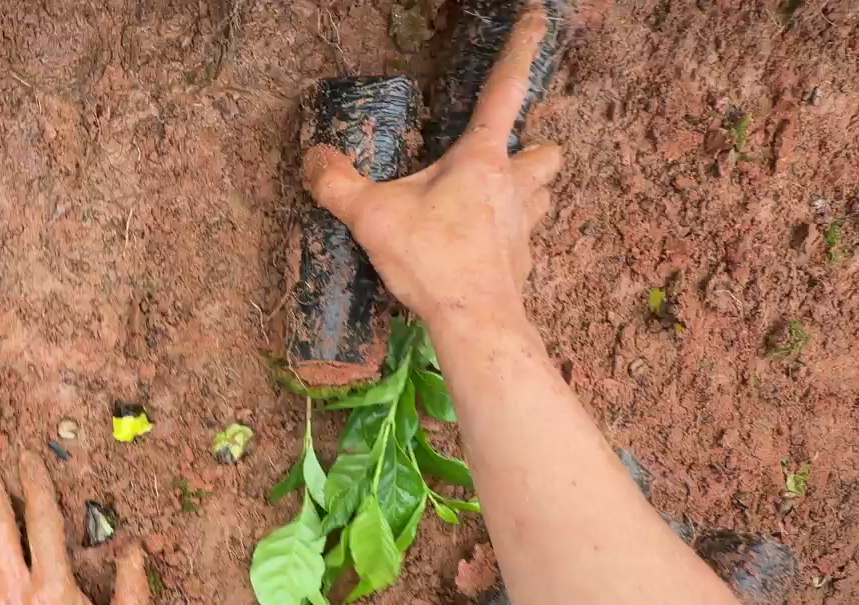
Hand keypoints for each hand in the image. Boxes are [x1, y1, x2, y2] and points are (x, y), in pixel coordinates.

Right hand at [301, 9, 561, 329]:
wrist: (473, 321)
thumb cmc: (432, 260)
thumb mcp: (373, 218)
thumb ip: (338, 185)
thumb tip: (313, 159)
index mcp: (480, 159)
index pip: (506, 89)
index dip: (521, 49)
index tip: (536, 18)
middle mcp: (512, 186)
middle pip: (546, 153)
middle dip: (532, 152)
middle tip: (504, 163)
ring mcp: (523, 228)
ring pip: (544, 195)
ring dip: (528, 194)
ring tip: (496, 207)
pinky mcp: (520, 265)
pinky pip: (524, 243)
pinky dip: (508, 243)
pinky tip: (482, 256)